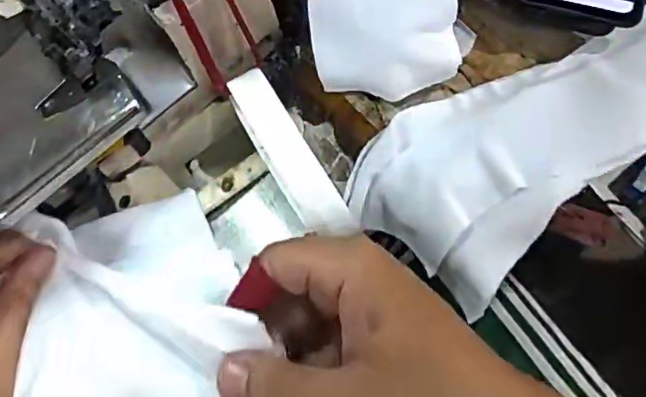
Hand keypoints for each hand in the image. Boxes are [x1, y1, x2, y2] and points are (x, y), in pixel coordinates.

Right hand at [218, 236, 552, 396]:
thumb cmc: (424, 396)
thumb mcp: (344, 396)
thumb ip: (277, 383)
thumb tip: (223, 368)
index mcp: (349, 264)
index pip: (275, 262)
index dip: (244, 303)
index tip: (221, 351)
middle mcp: (359, 274)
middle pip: (291, 291)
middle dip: (265, 339)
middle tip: (245, 386)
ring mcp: (375, 307)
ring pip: (311, 324)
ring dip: (290, 362)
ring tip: (273, 393)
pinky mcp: (389, 340)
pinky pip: (337, 345)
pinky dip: (317, 373)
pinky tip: (309, 395)